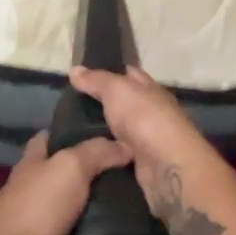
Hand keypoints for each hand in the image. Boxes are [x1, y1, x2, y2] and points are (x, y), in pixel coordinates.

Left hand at [0, 131, 130, 234]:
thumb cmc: (36, 210)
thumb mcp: (70, 168)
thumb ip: (97, 152)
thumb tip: (126, 146)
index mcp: (31, 165)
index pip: (48, 139)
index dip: (71, 132)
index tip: (104, 136)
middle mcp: (31, 192)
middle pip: (63, 178)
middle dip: (92, 178)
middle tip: (133, 178)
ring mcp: (35, 227)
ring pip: (71, 214)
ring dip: (95, 215)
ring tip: (136, 212)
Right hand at [68, 65, 214, 171]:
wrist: (165, 165)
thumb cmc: (143, 117)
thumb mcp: (117, 90)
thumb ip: (96, 80)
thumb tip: (74, 69)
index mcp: (150, 89)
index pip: (130, 75)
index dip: (110, 72)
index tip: (84, 76)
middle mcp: (152, 111)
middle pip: (125, 104)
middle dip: (103, 104)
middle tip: (70, 106)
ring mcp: (148, 139)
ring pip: (121, 130)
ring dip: (103, 131)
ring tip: (71, 131)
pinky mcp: (142, 163)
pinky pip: (119, 154)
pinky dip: (107, 153)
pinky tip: (87, 154)